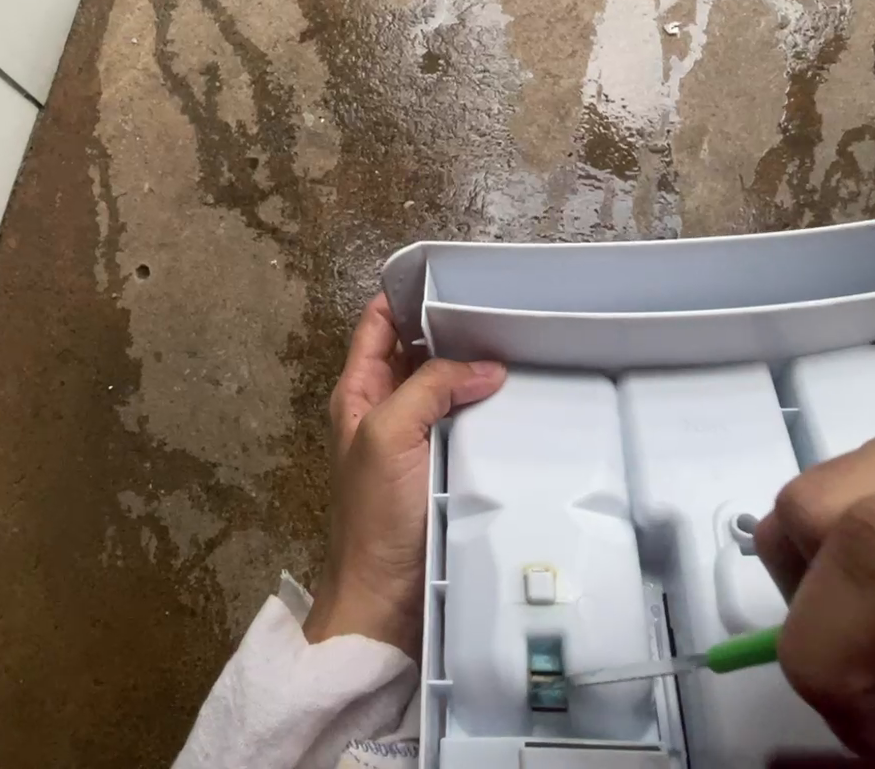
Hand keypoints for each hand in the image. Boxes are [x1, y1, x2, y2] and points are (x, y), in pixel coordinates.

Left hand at [302, 294, 505, 655]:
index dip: (404, 296)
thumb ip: (428, 388)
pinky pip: (464, 419)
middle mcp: (385, 407)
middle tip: (496, 305)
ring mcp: (416, 437)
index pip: (378, 326)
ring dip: (470, 364)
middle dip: (449, 327)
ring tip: (514, 338)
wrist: (386, 599)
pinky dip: (484, 402)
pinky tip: (515, 392)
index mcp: (358, 392)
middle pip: (416, 351)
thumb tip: (485, 365)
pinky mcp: (443, 464)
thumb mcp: (389, 435)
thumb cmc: (376, 516)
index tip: (446, 276)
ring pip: (443, 384)